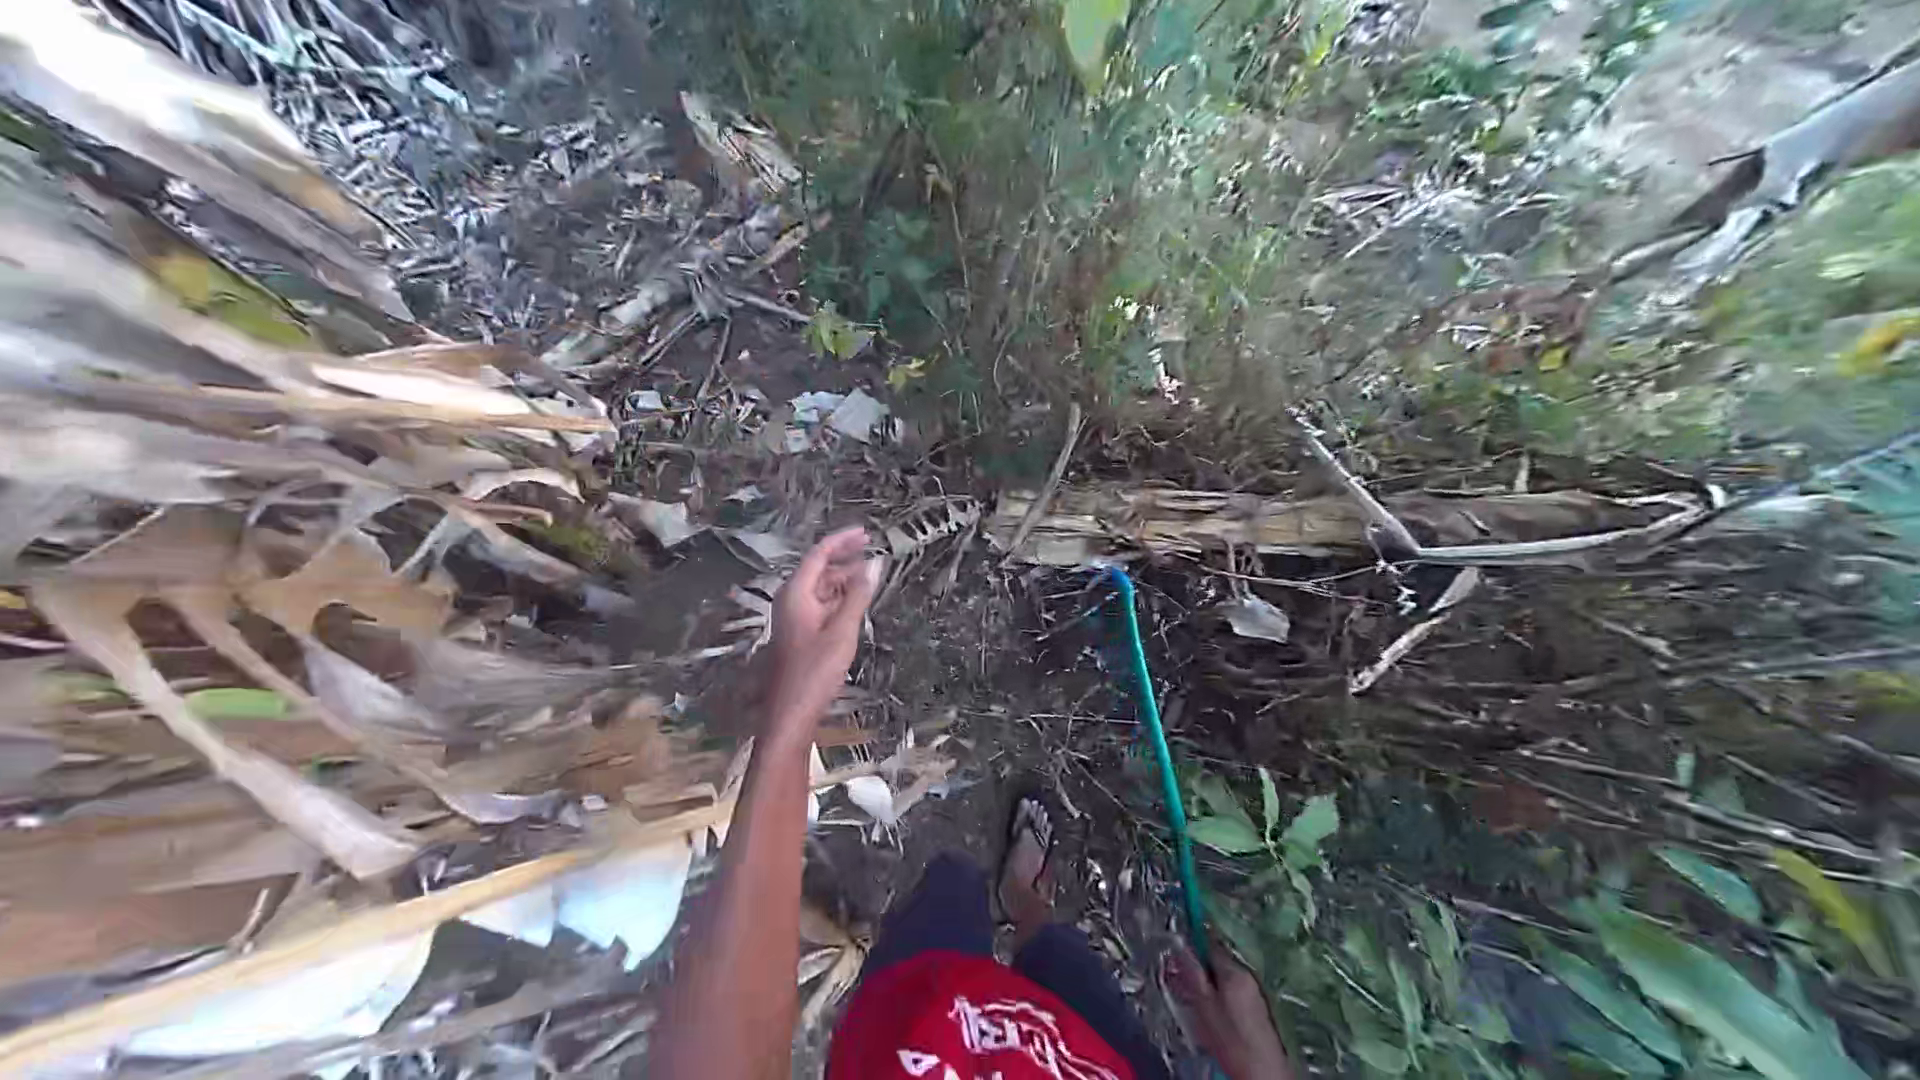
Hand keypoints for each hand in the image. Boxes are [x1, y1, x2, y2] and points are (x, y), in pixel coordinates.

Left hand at [765, 527, 881, 740]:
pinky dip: (840, 599)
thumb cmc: (815, 671)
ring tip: (871, 576)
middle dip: (845, 559)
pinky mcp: (801, 633)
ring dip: (845, 580)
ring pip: (822, 588)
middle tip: (873, 550)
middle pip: (819, 569)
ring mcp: (795, 617)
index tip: (866, 532)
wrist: (791, 713)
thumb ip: (858, 595)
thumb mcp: (843, 630)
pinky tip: (858, 602)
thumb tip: (874, 564)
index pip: (819, 554)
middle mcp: (791, 600)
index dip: (842, 540)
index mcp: (796, 594)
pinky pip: (822, 605)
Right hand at [1167, 943, 1294, 1079]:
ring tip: (1190, 993)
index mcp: (1233, 970)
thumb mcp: (1204, 1006)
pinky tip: (1209, 1008)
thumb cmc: (1231, 1040)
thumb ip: (1192, 973)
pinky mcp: (1257, 1008)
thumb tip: (1179, 944)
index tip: (1175, 942)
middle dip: (1197, 962)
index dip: (1192, 938)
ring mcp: (1254, 991)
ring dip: (1207, 979)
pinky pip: (1232, 989)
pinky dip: (1218, 992)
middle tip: (1178, 973)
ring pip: (1223, 975)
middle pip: (1216, 958)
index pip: (1210, 941)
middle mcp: (1247, 975)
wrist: (1263, 1076)